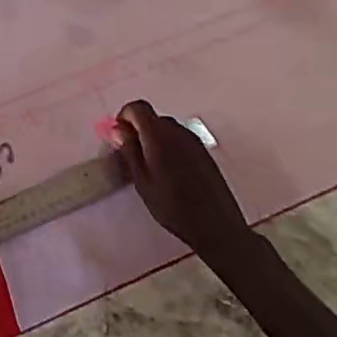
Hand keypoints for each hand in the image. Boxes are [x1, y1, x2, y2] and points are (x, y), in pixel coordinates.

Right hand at [111, 100, 251, 258]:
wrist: (217, 228)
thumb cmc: (174, 207)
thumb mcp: (142, 182)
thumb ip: (129, 151)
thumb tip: (118, 130)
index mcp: (158, 134)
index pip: (137, 107)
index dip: (124, 116)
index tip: (119, 135)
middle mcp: (177, 131)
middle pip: (152, 117)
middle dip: (139, 129)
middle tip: (131, 153)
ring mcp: (194, 141)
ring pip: (167, 128)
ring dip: (154, 138)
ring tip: (151, 166)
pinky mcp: (205, 152)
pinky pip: (180, 139)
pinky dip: (170, 146)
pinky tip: (170, 172)